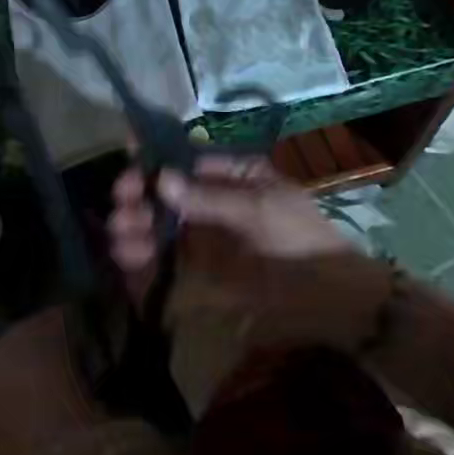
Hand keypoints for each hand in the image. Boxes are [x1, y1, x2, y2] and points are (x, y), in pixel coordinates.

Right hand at [109, 156, 350, 273]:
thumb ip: (208, 197)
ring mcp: (200, 238)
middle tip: (124, 198)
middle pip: (161, 191)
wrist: (331, 303)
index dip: (154, 154)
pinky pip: (159, 259)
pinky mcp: (194, 273)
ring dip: (132, 223)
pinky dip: (138, 257)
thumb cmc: (301, 241)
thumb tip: (161, 177)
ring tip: (122, 230)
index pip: (183, 158)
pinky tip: (125, 255)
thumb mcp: (261, 210)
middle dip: (137, 192)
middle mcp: (208, 202)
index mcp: (229, 176)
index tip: (128, 151)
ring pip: (154, 224)